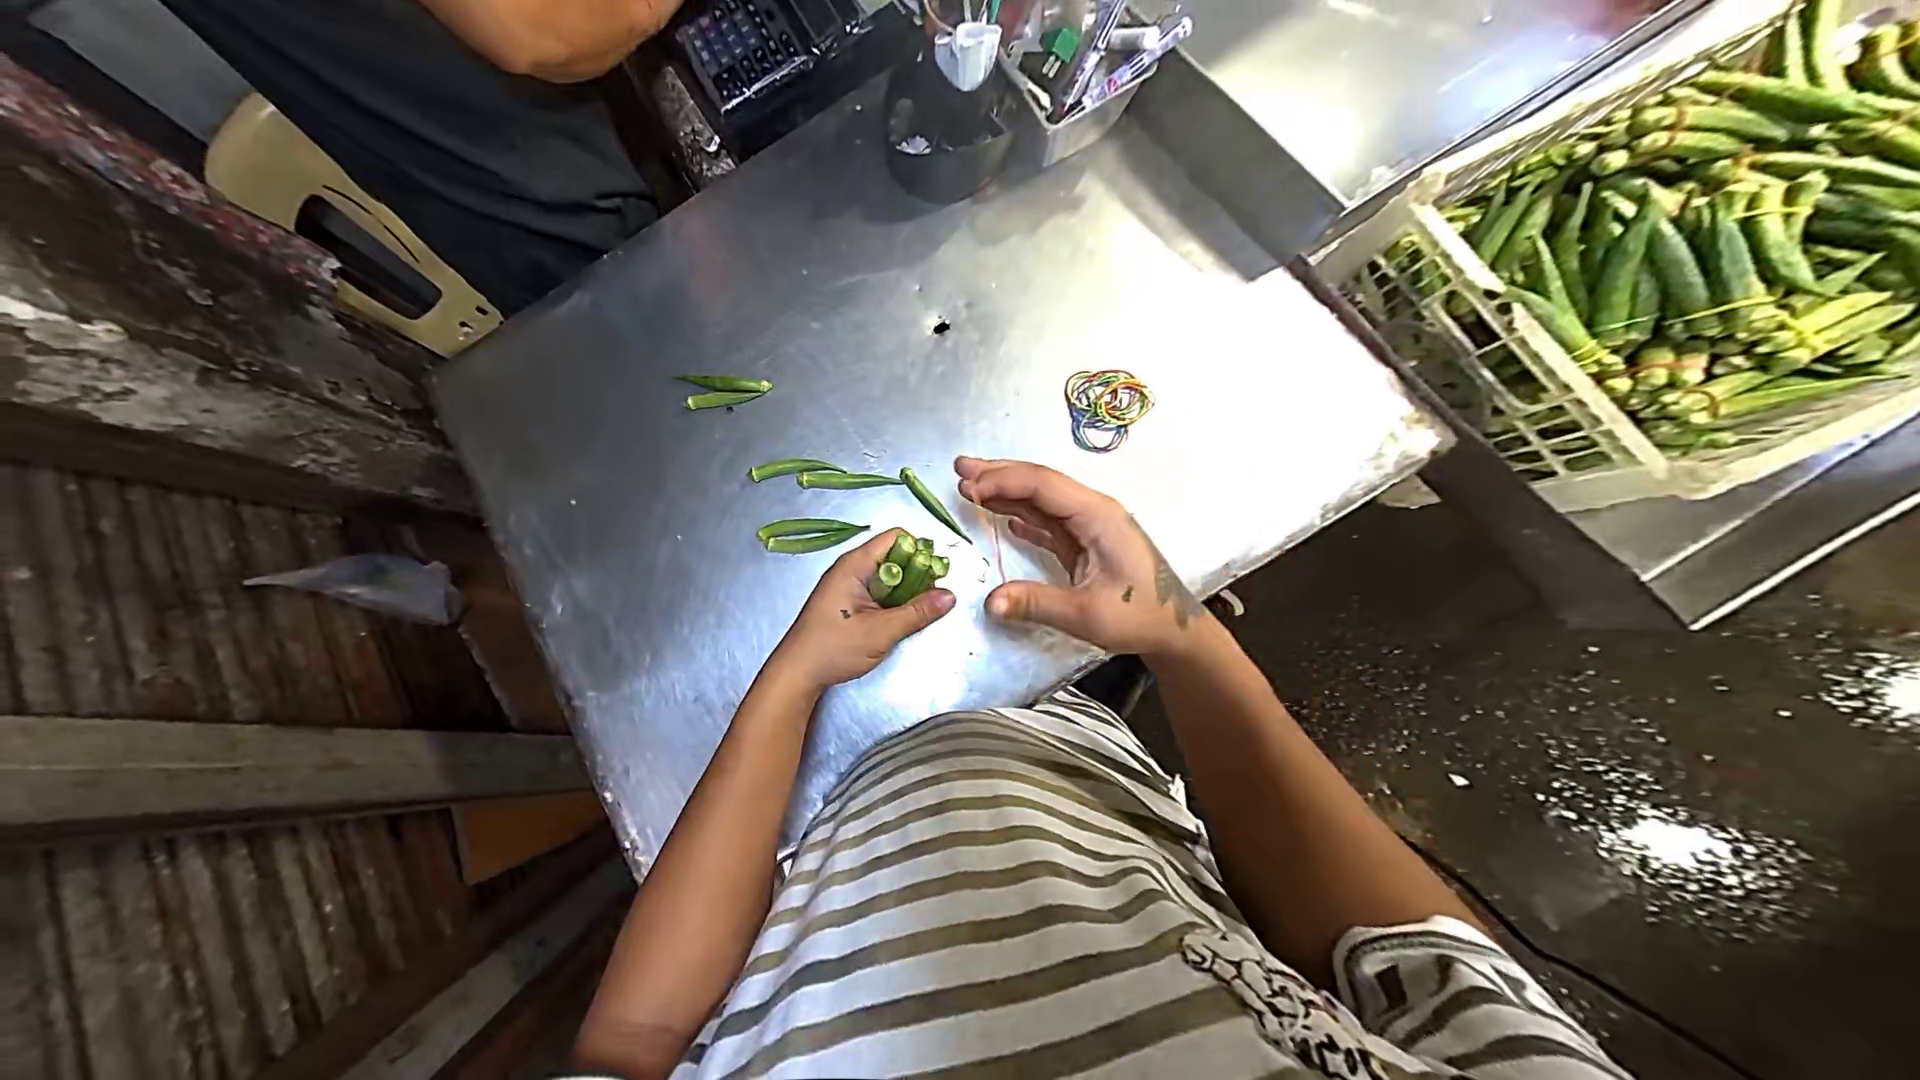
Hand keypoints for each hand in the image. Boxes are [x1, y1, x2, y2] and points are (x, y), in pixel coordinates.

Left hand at [763, 529, 955, 693]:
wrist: (797, 674)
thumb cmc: (832, 649)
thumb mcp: (881, 631)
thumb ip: (918, 612)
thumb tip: (949, 596)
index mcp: (855, 565)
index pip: (896, 538)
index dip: (919, 551)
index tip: (934, 575)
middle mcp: (853, 569)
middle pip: (896, 556)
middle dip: (917, 575)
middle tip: (929, 599)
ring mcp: (851, 586)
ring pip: (891, 577)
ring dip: (907, 592)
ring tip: (916, 614)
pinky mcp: (851, 603)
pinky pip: (881, 593)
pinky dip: (895, 603)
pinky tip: (899, 621)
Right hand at [956, 456, 1207, 657]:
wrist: (1174, 629)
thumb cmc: (1139, 617)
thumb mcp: (1087, 615)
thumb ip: (1037, 604)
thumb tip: (990, 602)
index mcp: (1097, 515)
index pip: (1042, 486)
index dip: (1003, 481)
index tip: (968, 485)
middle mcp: (1092, 511)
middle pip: (1040, 482)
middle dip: (999, 474)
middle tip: (960, 468)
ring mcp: (1089, 525)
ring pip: (1042, 499)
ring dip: (1006, 493)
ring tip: (970, 487)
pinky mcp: (1085, 541)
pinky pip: (1048, 520)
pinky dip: (1022, 516)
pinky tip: (1003, 518)